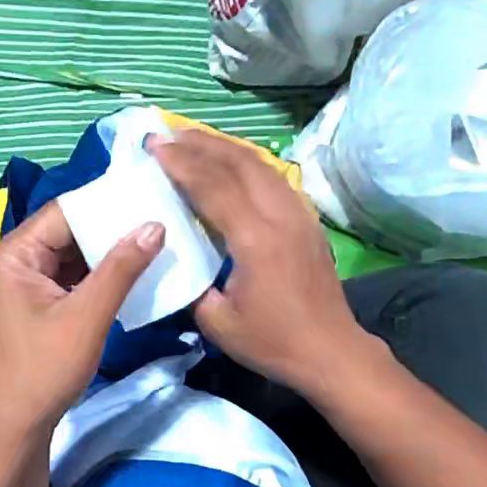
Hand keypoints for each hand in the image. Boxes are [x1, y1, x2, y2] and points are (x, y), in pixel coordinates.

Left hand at [0, 202, 164, 438]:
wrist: (14, 428)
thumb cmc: (44, 369)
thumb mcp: (87, 316)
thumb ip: (121, 269)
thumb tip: (155, 226)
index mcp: (13, 254)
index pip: (64, 212)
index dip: (106, 204)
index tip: (149, 197)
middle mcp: (14, 260)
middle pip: (68, 231)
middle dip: (111, 229)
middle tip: (160, 218)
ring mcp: (24, 283)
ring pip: (72, 254)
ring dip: (108, 254)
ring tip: (154, 241)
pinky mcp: (36, 303)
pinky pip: (71, 276)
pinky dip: (98, 276)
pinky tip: (132, 272)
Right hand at [149, 128, 373, 396]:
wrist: (331, 352)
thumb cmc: (273, 342)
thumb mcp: (217, 323)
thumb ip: (190, 285)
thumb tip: (172, 259)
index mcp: (256, 240)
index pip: (214, 187)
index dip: (182, 164)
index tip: (155, 147)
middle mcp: (280, 217)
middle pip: (239, 164)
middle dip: (200, 144)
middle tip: (167, 134)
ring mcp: (299, 215)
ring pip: (260, 164)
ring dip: (224, 147)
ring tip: (193, 138)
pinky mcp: (307, 221)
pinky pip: (274, 177)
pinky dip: (246, 162)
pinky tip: (230, 162)